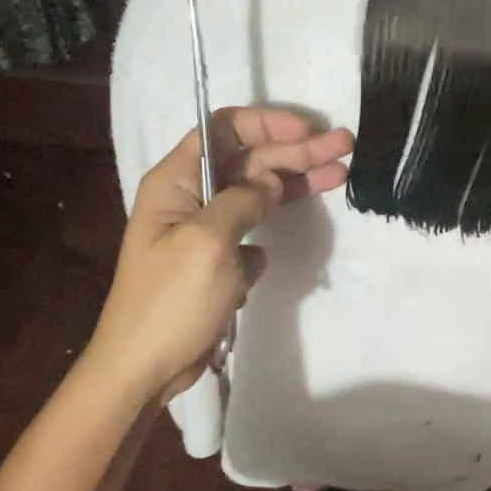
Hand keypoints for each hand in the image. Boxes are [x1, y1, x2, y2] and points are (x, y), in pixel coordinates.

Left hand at [89, 106, 352, 400]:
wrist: (145, 367)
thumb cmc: (170, 300)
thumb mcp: (209, 241)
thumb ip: (243, 200)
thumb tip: (271, 182)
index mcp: (175, 181)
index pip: (222, 130)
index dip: (266, 124)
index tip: (307, 132)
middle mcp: (189, 198)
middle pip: (248, 160)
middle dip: (295, 150)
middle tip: (344, 145)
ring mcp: (205, 231)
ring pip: (257, 195)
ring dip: (296, 184)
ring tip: (340, 173)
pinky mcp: (218, 262)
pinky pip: (252, 234)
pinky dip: (272, 232)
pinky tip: (287, 237)